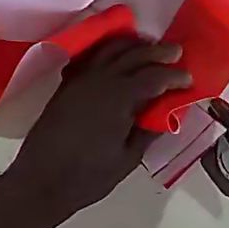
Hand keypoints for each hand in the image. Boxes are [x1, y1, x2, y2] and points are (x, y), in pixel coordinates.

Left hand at [0, 36, 191, 220]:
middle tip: (175, 52)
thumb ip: (147, 131)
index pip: (153, 76)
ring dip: (132, 46)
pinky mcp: (67, 86)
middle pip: (133, 55)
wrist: (40, 181)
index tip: (188, 79)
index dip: (174, 76)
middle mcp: (99, 80)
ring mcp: (80, 80)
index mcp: (118, 98)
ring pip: (110, 49)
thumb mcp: (127, 158)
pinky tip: (115, 57)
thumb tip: (165, 114)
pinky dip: (108, 51)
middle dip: (157, 52)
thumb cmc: (87, 177)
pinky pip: (91, 57)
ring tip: (149, 48)